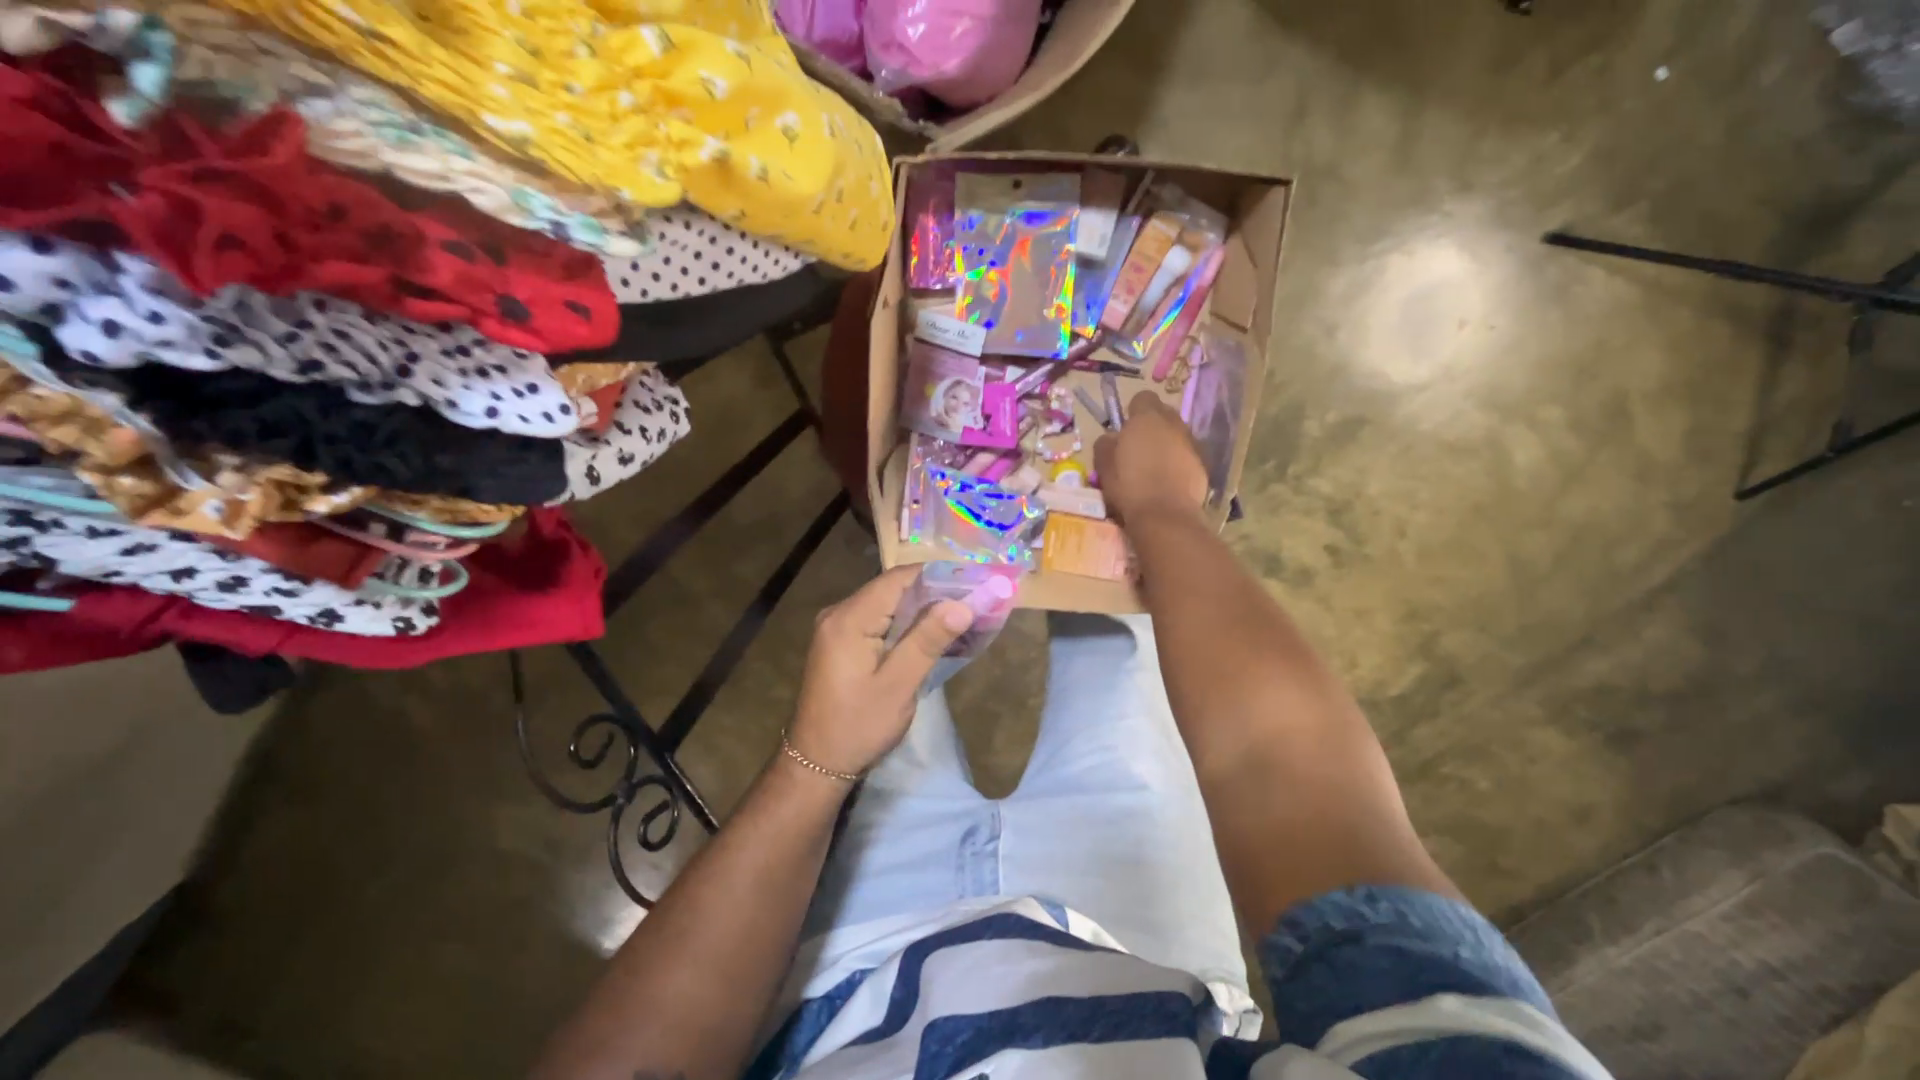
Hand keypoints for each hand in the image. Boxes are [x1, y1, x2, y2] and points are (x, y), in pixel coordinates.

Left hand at [785, 567, 973, 777]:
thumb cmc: (858, 726)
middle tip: (976, 598)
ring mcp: (837, 628)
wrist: (817, 763)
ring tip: (963, 613)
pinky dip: (906, 622)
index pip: (899, 578)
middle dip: (934, 591)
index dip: (938, 575)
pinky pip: (878, 620)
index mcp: (849, 618)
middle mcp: (839, 613)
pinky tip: (932, 633)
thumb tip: (962, 604)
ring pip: (887, 603)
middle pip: (893, 588)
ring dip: (923, 607)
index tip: (975, 580)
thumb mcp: (899, 686)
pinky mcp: (841, 643)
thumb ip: (928, 640)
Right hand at [1094, 390, 1208, 524]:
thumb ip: (1105, 444)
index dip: (1133, 411)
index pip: (1143, 397)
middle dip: (1153, 425)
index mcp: (1146, 418)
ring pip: (1177, 434)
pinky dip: (1179, 462)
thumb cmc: (1129, 486)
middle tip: (1139, 447)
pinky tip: (1168, 481)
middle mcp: (1173, 424)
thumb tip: (1112, 437)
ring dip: (1167, 443)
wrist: (1165, 516)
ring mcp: (1191, 443)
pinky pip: (1187, 454)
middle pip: (1163, 414)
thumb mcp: (1103, 465)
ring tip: (1155, 466)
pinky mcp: (1203, 464)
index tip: (1126, 428)